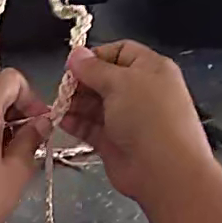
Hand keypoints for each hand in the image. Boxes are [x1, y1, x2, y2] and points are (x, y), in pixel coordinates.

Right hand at [60, 41, 214, 203]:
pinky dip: (76, 123)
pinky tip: (60, 120)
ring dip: (74, 103)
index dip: (95, 56)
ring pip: (94, 105)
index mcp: (150, 69)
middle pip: (104, 79)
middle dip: (81, 82)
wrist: (164, 170)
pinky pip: (91, 128)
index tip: (73, 64)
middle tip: (62, 87)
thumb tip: (76, 54)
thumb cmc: (149, 118)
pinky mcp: (113, 142)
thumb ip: (94, 69)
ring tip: (57, 105)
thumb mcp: (121, 83)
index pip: (120, 52)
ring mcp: (126, 119)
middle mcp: (139, 92)